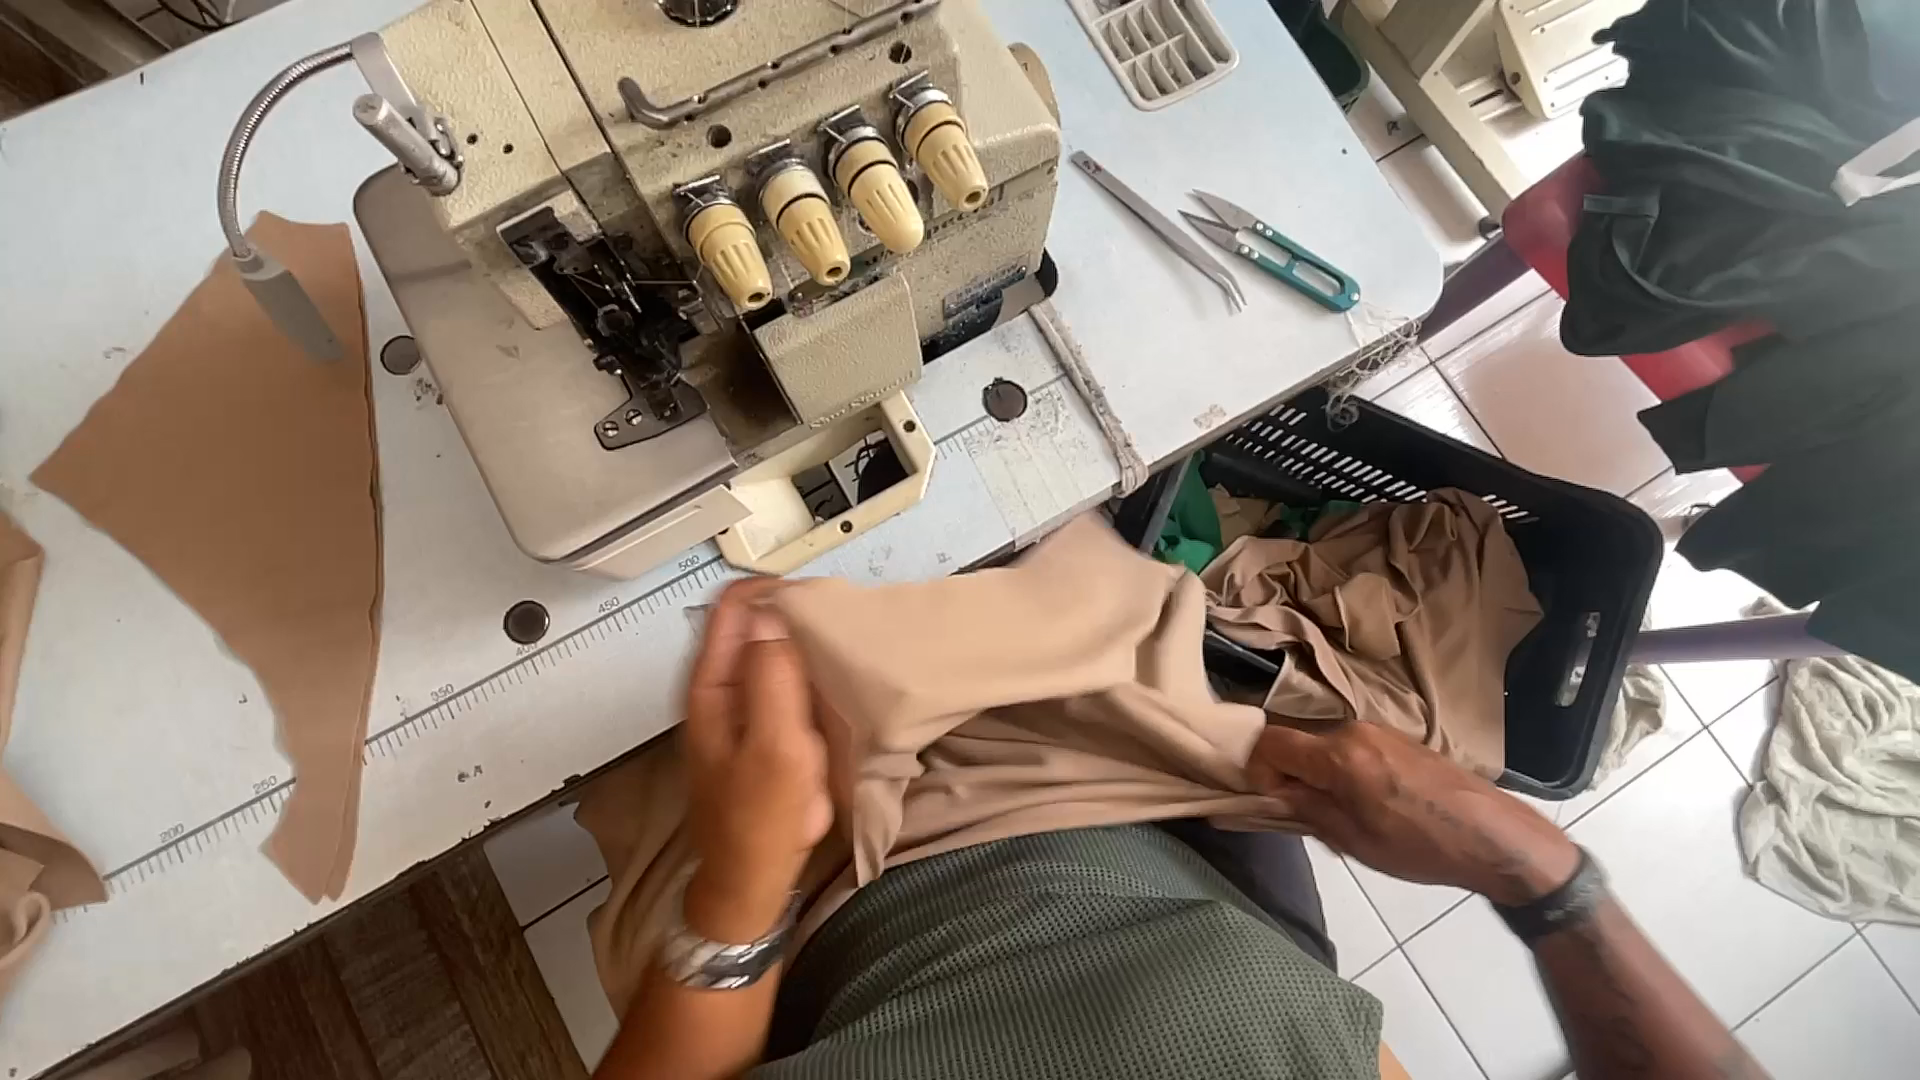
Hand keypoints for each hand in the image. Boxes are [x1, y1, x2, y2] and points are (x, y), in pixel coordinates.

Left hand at [680, 579, 832, 941]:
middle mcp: (724, 682)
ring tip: (849, 646)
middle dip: (798, 614)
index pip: (735, 605)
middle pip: (756, 620)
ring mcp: (745, 702)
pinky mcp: (766, 720)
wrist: (753, 876)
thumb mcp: (773, 746)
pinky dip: (813, 670)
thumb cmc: (760, 816)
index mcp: (712, 681)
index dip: (776, 591)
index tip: (823, 602)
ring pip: (775, 647)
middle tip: (844, 625)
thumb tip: (777, 614)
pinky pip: (789, 677)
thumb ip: (773, 676)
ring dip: (808, 643)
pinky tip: (841, 679)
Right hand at [1250, 720, 1579, 905]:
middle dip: (1290, 774)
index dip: (1259, 769)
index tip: (1274, 799)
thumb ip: (1307, 809)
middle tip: (1306, 812)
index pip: (1270, 742)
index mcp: (1338, 754)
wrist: (1499, 839)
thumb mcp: (1356, 841)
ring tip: (1344, 811)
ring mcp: (1378, 730)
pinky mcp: (1398, 737)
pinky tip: (1372, 800)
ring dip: (1319, 772)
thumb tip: (1277, 793)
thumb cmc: (1423, 846)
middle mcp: (1353, 730)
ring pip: (1324, 745)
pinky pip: (1351, 746)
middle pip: (1297, 742)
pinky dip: (1344, 768)